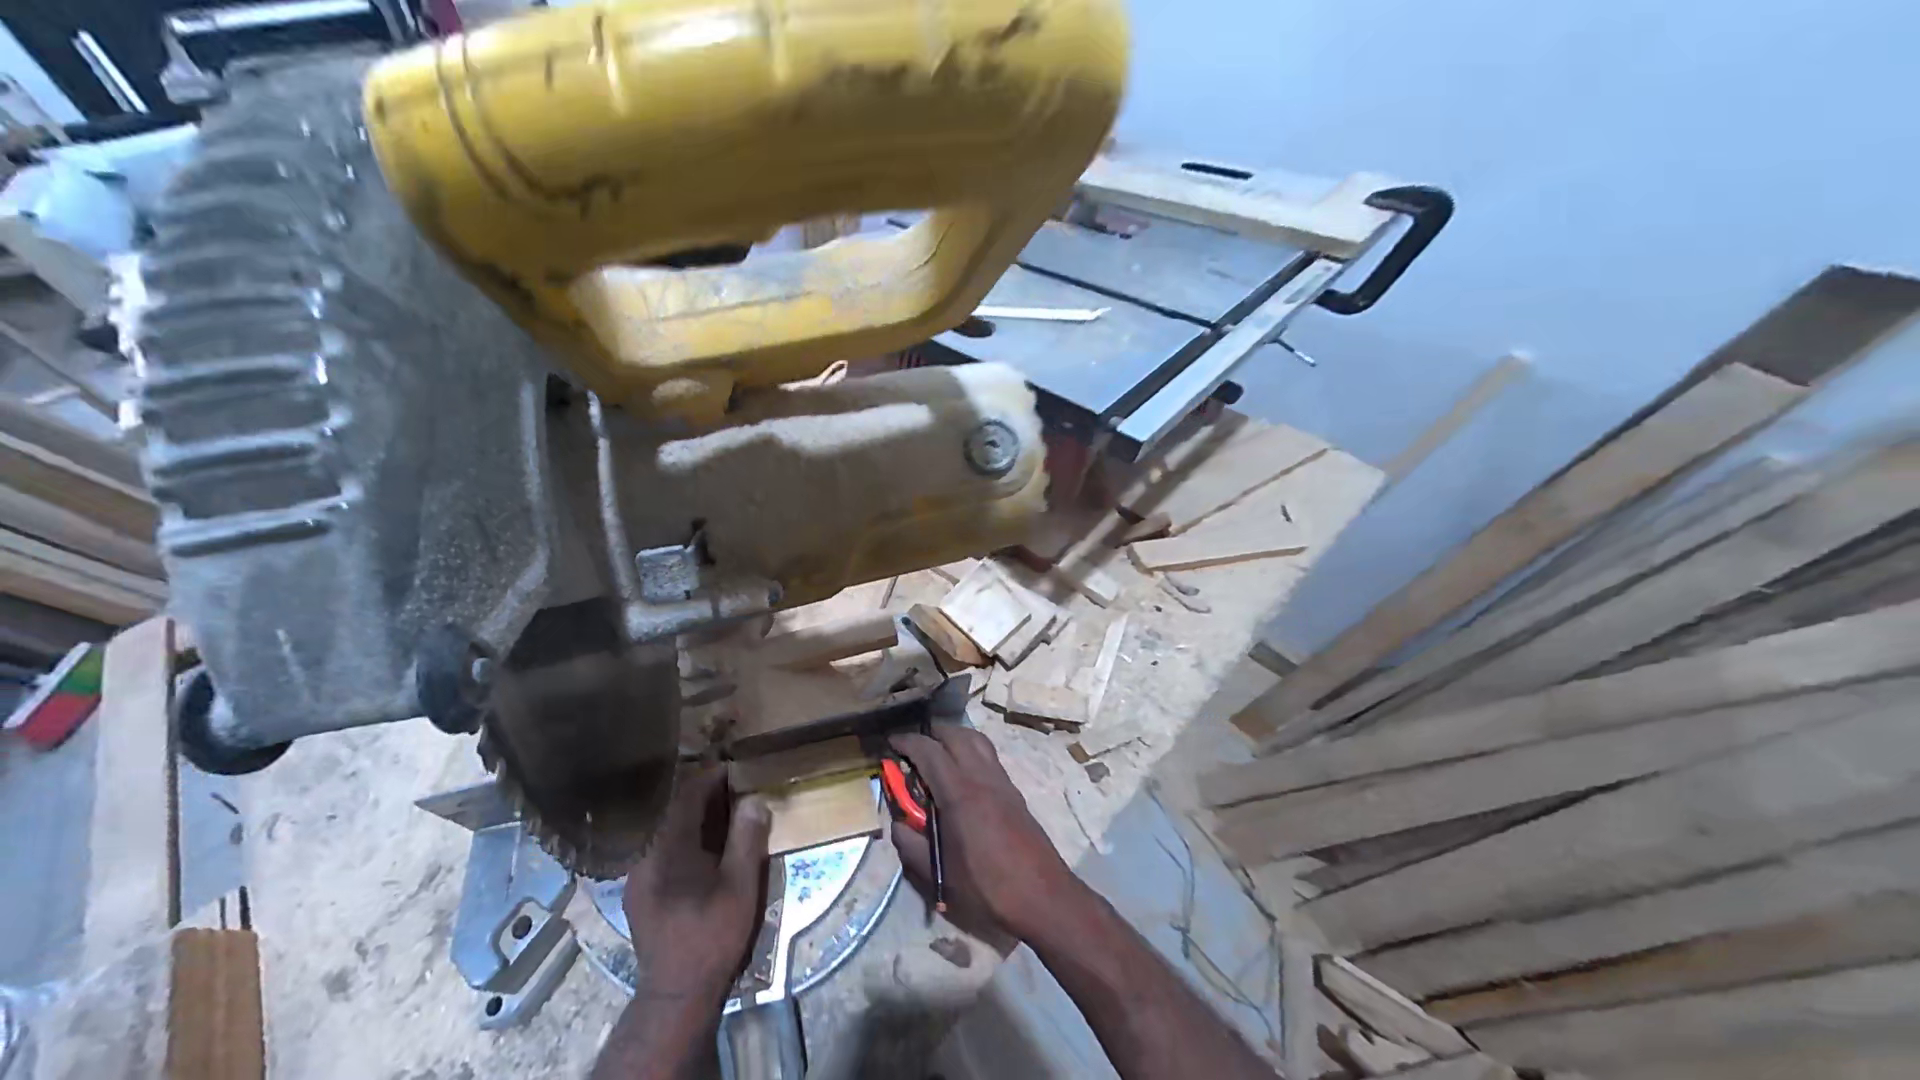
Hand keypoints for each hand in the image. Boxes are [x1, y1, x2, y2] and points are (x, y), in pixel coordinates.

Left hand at [621, 766, 771, 1001]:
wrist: (676, 993)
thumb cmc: (712, 936)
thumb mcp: (740, 887)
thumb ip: (746, 839)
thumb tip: (753, 799)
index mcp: (667, 849)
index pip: (687, 796)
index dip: (712, 777)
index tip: (736, 766)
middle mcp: (645, 855)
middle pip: (673, 810)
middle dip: (705, 795)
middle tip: (736, 786)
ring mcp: (638, 874)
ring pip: (666, 829)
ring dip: (695, 816)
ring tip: (726, 811)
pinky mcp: (640, 891)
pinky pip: (662, 848)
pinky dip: (685, 836)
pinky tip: (706, 846)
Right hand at [888, 725, 1082, 943]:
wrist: (1042, 897)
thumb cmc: (987, 888)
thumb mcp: (939, 875)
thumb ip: (910, 845)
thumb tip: (897, 822)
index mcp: (959, 794)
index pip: (929, 751)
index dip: (907, 742)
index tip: (891, 742)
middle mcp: (982, 778)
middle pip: (956, 735)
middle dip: (932, 733)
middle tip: (913, 746)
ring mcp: (1002, 782)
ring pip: (977, 740)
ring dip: (955, 736)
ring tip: (938, 751)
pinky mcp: (1014, 791)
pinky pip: (989, 755)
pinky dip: (971, 749)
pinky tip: (962, 771)